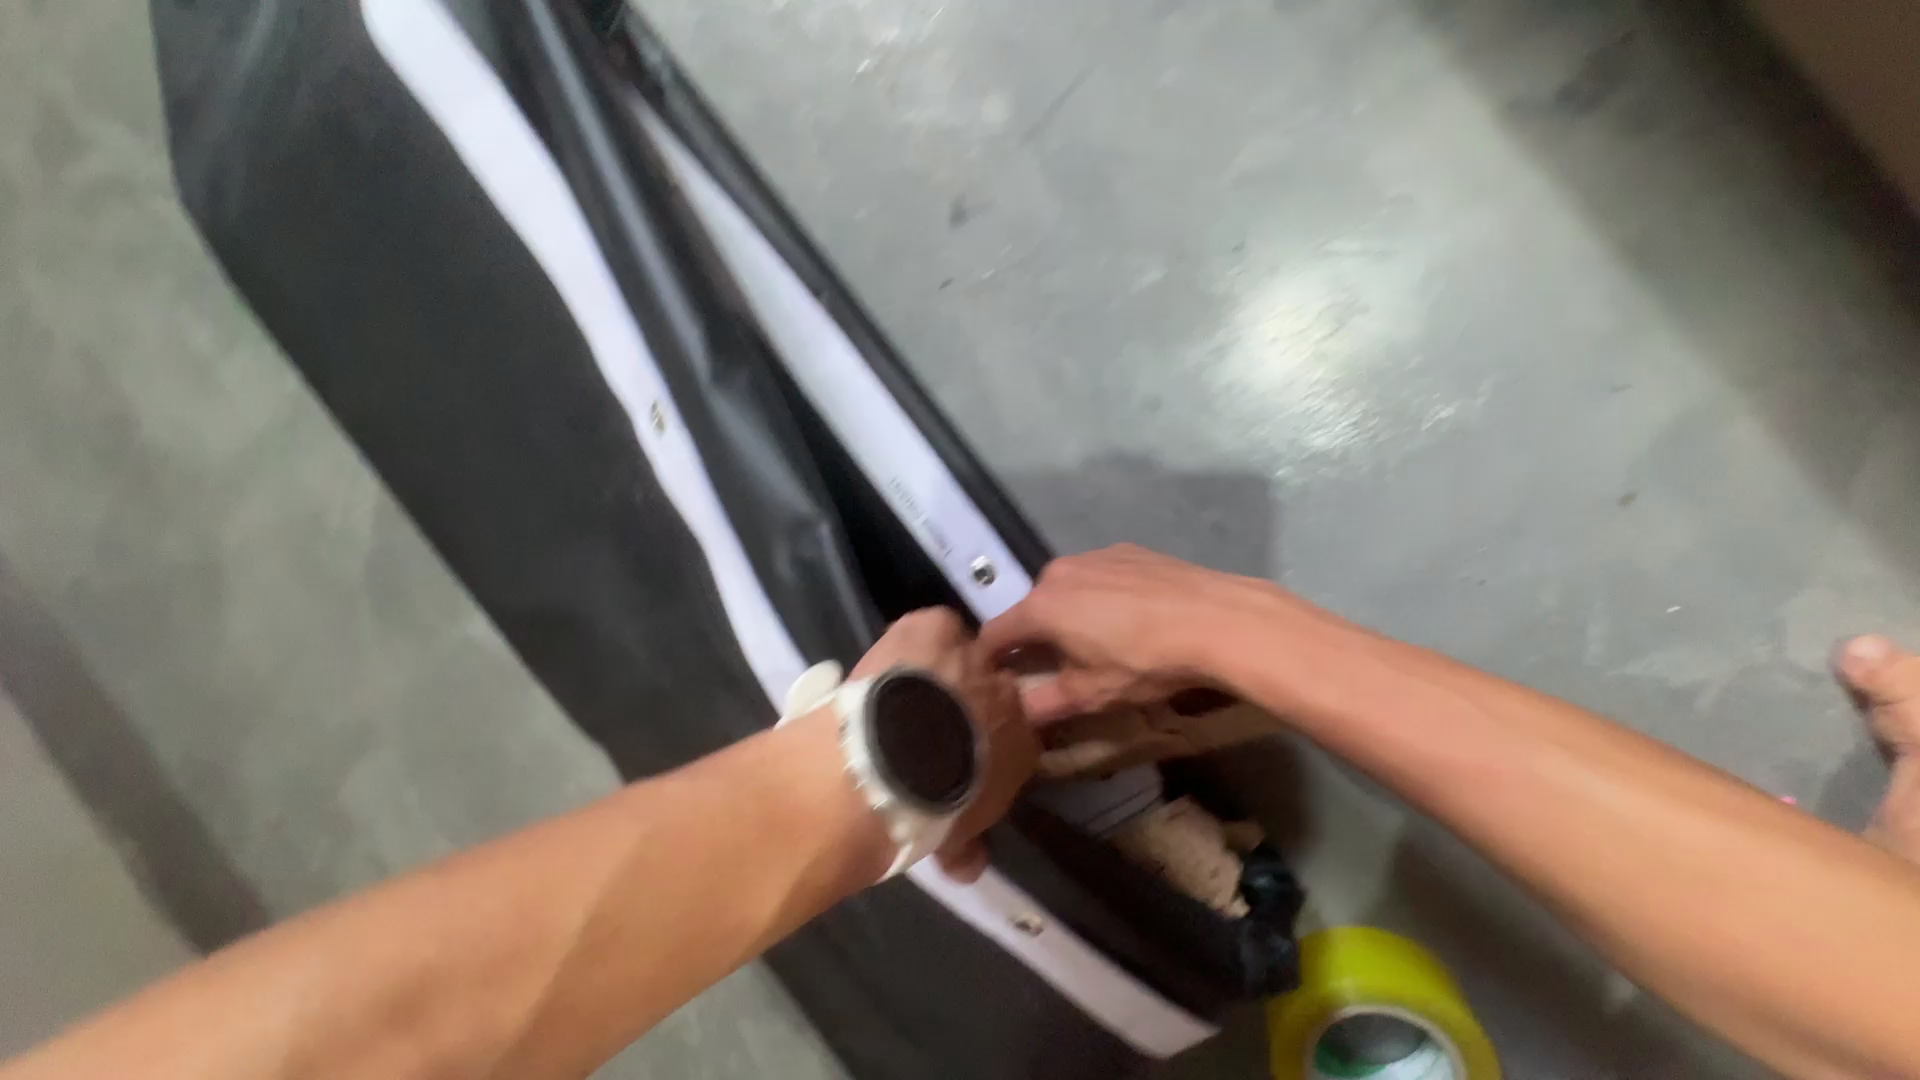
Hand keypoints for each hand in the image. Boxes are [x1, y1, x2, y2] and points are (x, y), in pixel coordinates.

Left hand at [852, 608, 1034, 882]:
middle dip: (967, 706)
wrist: (895, 760)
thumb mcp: (954, 837)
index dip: (984, 747)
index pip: (1015, 739)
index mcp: (1023, 743)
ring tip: (904, 693)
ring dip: (941, 672)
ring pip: (962, 656)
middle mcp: (1008, 695)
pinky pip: (934, 627)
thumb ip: (966, 845)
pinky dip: (917, 639)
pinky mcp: (936, 628)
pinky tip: (895, 660)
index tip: (958, 760)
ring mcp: (972, 657)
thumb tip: (966, 866)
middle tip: (929, 726)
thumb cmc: (932, 806)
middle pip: (991, 693)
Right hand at [978, 545, 1290, 722]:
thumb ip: (1047, 704)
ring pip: (1068, 588)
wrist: (1217, 620)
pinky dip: (1104, 595)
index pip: (997, 633)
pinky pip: (1101, 576)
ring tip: (1103, 639)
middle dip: (1038, 635)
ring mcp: (1095, 555)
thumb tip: (1020, 715)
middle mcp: (1059, 572)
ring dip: (1072, 612)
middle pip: (1033, 607)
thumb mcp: (1093, 694)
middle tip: (1060, 663)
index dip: (992, 658)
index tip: (996, 676)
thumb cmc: (1145, 662)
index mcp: (1041, 607)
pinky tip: (1135, 616)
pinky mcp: (1129, 550)